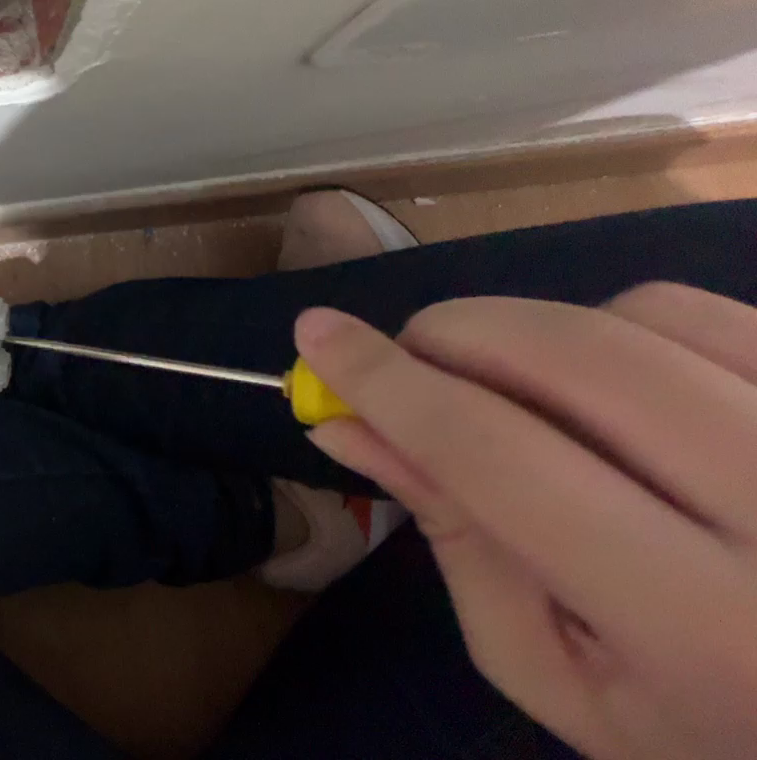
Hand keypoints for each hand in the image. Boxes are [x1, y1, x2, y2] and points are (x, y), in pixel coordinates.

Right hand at [297, 284, 756, 759]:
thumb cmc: (698, 726)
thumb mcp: (547, 663)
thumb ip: (448, 532)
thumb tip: (340, 422)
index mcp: (706, 628)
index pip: (495, 452)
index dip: (386, 380)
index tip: (314, 333)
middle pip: (580, 356)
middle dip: (454, 333)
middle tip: (412, 356)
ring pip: (650, 314)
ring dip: (543, 332)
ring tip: (533, 392)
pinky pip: (720, 312)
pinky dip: (633, 326)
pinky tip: (626, 390)